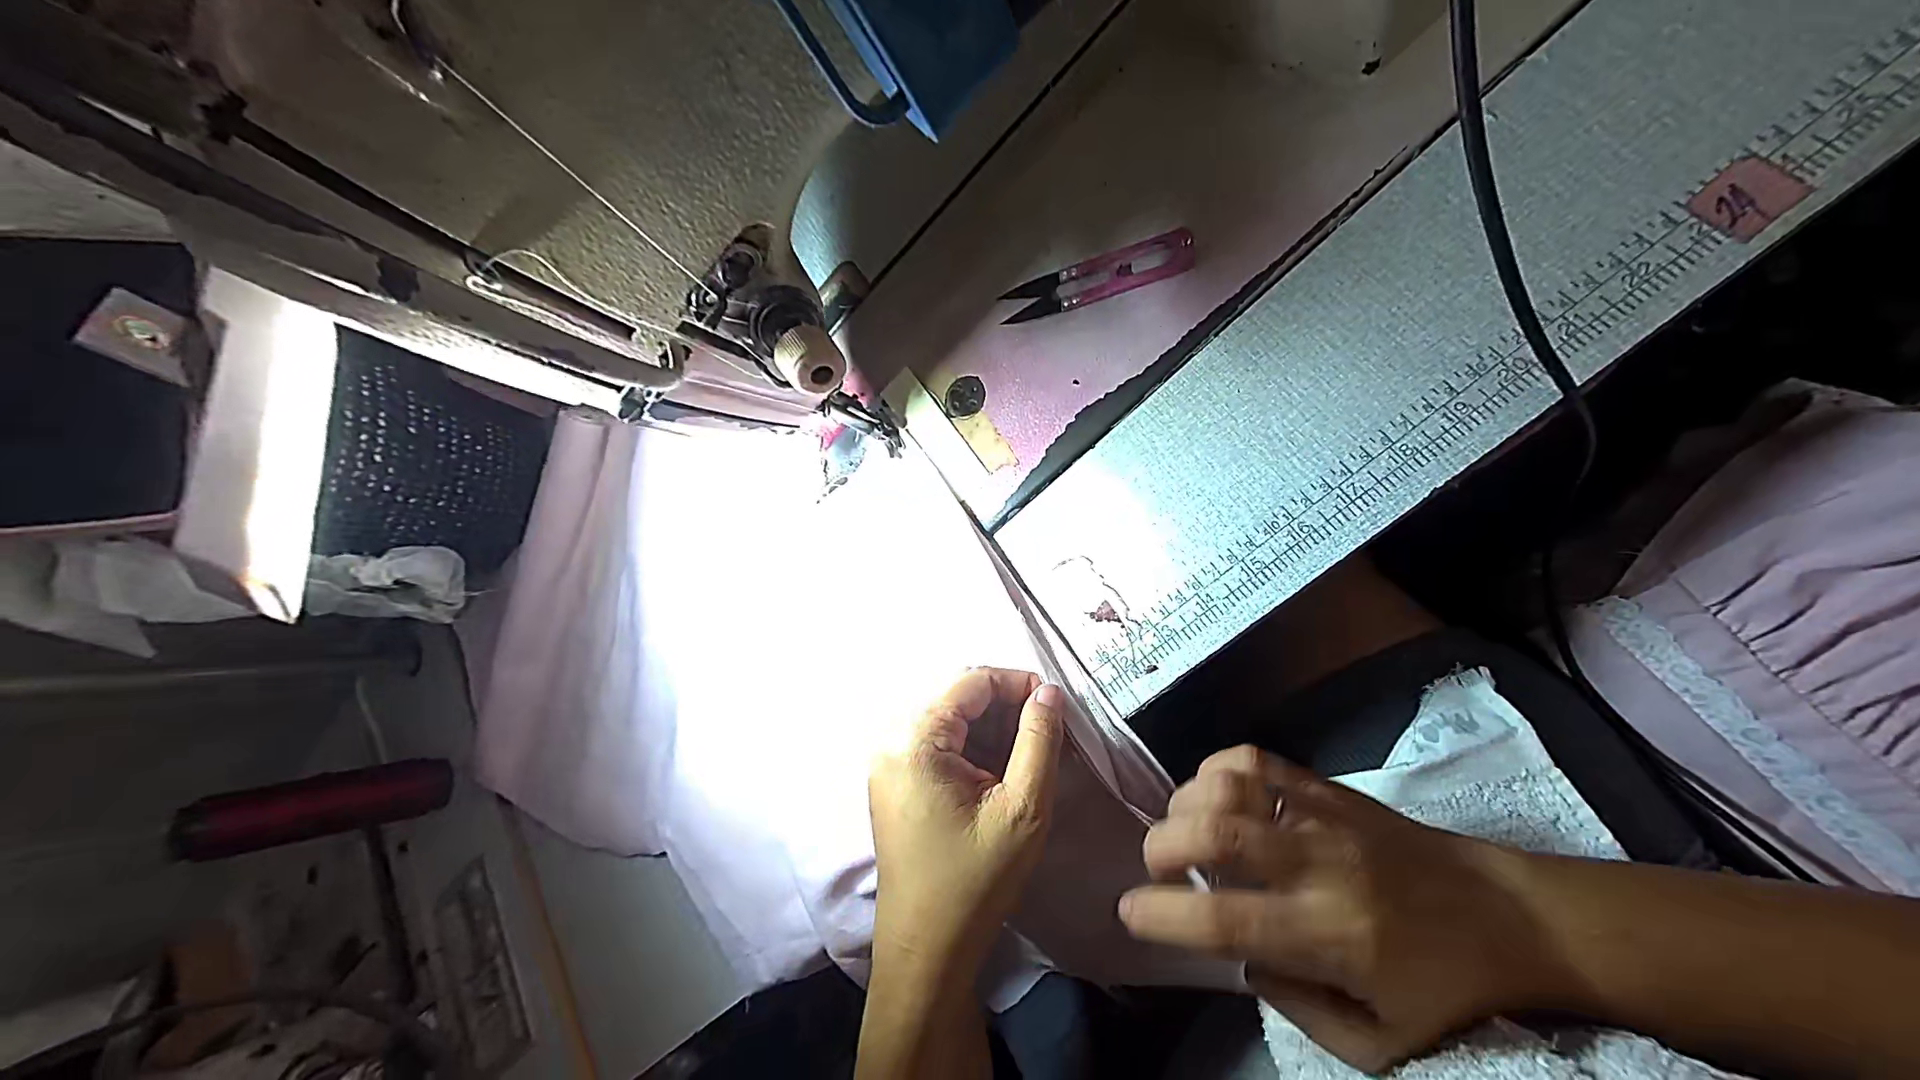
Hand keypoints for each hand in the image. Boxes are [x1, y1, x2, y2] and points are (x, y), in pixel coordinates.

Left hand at [868, 668, 1068, 983]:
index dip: (1018, 684)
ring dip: (995, 731)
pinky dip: (976, 751)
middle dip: (1009, 710)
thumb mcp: (1022, 808)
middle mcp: (894, 741)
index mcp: (915, 740)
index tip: (1056, 707)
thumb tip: (1049, 692)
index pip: (971, 681)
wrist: (926, 951)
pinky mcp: (897, 784)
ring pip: (953, 722)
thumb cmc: (975, 882)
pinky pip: (941, 747)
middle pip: (960, 699)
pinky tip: (1004, 775)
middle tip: (1051, 737)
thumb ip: (1039, 741)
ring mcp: (891, 763)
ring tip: (1033, 759)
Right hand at [1118, 745, 1564, 1072]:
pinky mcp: (1325, 786)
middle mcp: (1316, 866)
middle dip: (1162, 847)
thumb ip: (1298, 1009)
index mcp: (1329, 936)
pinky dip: (1215, 770)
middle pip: (1214, 834)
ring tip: (1185, 829)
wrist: (1506, 913)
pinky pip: (1253, 759)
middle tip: (1157, 866)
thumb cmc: (1442, 985)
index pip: (1226, 921)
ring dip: (1185, 805)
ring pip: (1228, 786)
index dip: (1164, 915)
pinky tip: (1212, 795)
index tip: (1131, 913)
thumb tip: (1236, 960)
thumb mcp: (1379, 1041)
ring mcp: (1320, 816)